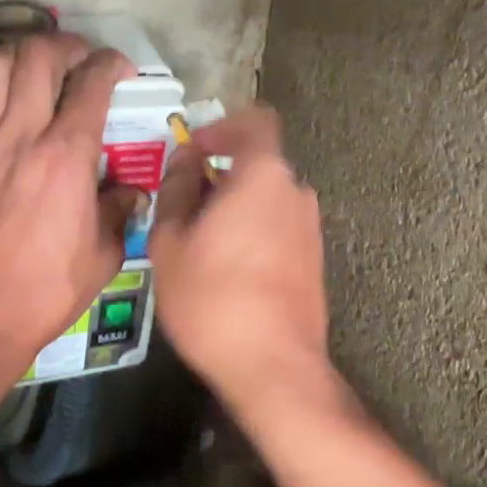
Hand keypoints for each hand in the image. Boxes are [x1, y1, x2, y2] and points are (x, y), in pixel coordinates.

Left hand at [0, 34, 141, 373]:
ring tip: (35, 67)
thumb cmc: (50, 287)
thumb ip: (120, 208)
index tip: (119, 68)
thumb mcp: (105, 250)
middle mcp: (20, 136)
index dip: (110, 63)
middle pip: (38, 57)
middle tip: (78, 59)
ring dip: (20, 55)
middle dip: (65, 46)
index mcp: (67, 156)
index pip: (91, 83)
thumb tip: (131, 190)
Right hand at [150, 107, 328, 400]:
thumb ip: (177, 189)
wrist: (273, 365)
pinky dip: (252, 234)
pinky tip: (225, 273)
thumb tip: (186, 161)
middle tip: (182, 209)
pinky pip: (278, 229)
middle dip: (219, 177)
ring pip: (266, 200)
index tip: (193, 150)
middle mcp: (296, 192)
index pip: (255, 121)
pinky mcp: (314, 260)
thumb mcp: (171, 241)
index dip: (221, 127)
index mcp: (264, 175)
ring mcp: (311, 228)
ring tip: (198, 247)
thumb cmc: (212, 297)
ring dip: (234, 209)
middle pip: (257, 165)